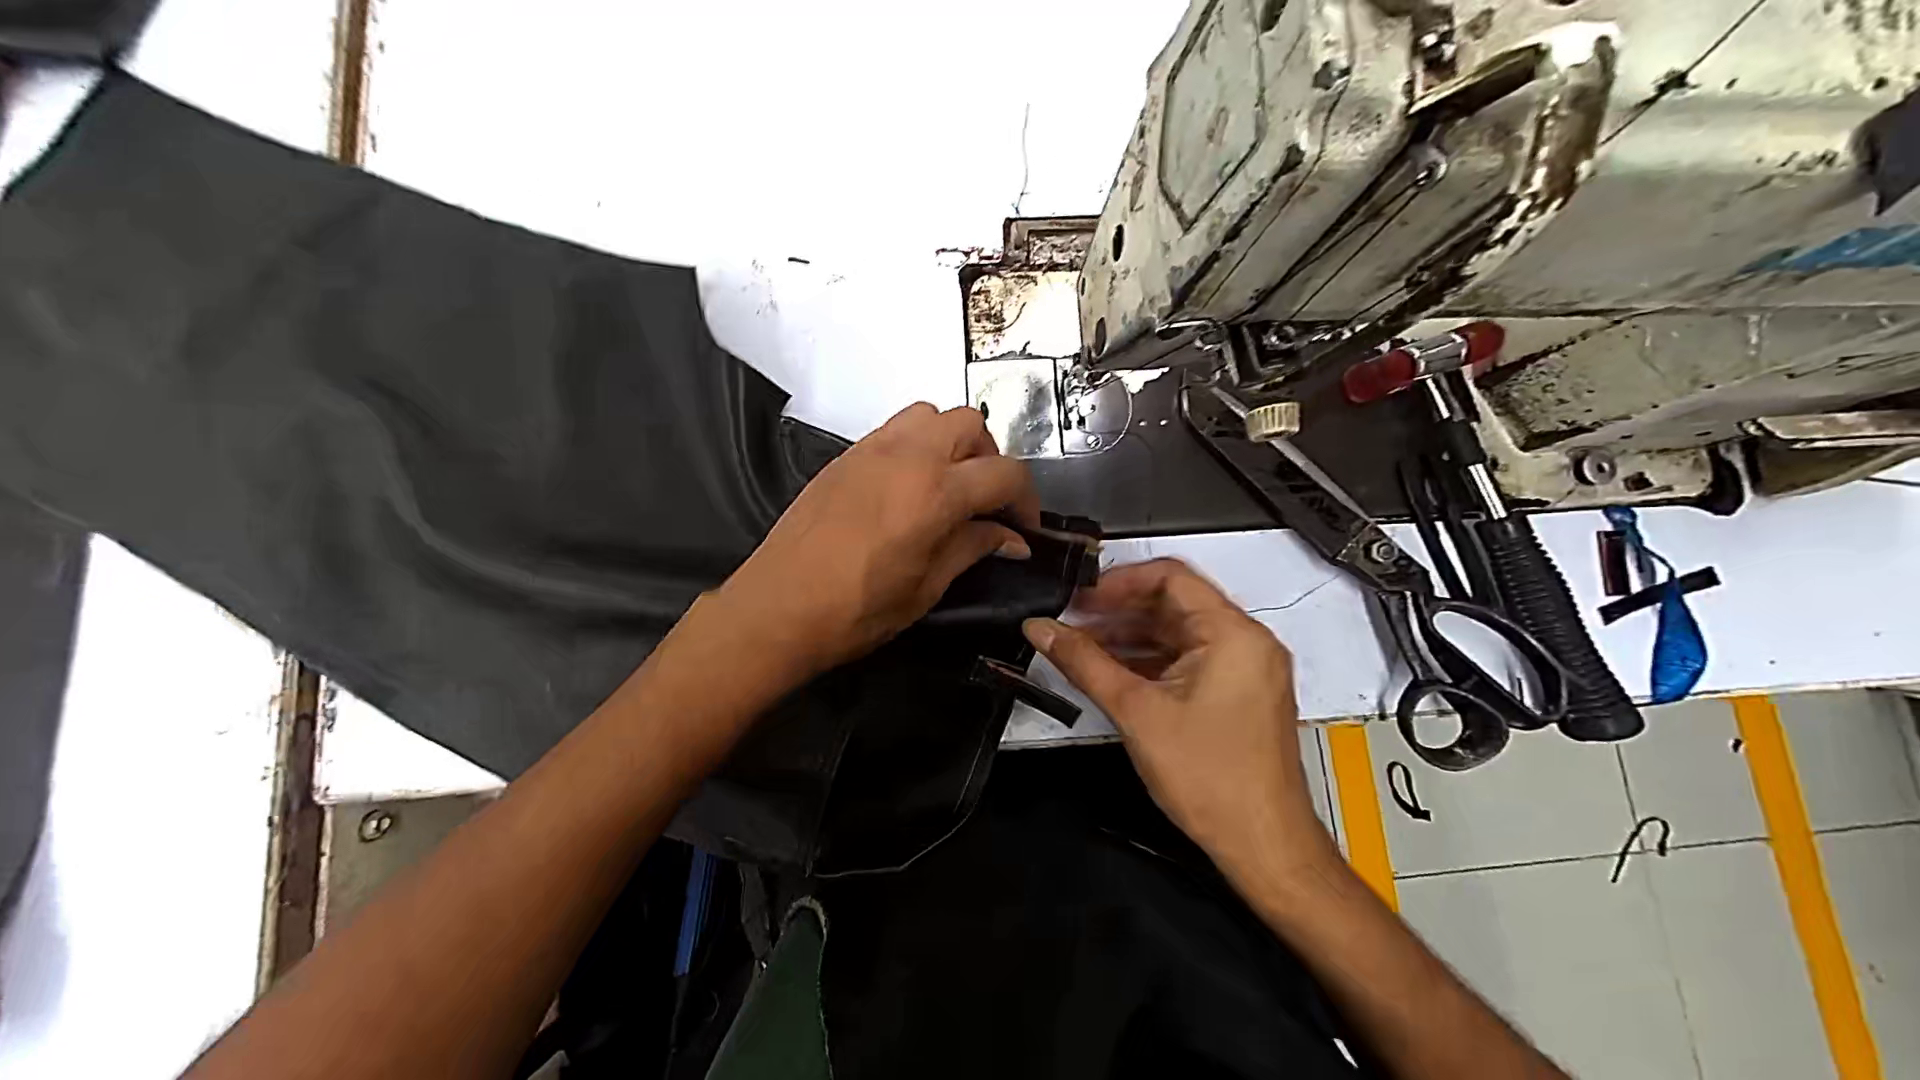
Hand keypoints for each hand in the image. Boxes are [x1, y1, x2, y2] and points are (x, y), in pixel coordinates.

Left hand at [714, 402, 1038, 678]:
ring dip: (953, 441)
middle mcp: (906, 457)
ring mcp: (871, 450)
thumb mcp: (927, 587)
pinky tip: (912, 485)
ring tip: (951, 484)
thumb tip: (1006, 538)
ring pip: (931, 415)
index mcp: (934, 492)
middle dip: (991, 459)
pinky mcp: (846, 457)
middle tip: (988, 501)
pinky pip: (895, 429)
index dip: (1025, 500)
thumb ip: (973, 549)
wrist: (778, 609)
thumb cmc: (850, 609)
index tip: (1023, 525)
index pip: (1005, 473)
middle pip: (971, 425)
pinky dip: (917, 444)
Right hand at [1022, 559, 1335, 877]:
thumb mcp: (1135, 711)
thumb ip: (1083, 662)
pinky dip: (1149, 659)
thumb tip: (1046, 630)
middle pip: (1172, 603)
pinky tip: (1113, 671)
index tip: (1084, 596)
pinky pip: (1186, 658)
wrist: (1261, 844)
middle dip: (1118, 610)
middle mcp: (1246, 644)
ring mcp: (1244, 669)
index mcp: (1233, 635)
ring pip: (1177, 632)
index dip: (1119, 582)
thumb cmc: (1220, 784)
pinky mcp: (1236, 692)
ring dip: (1130, 636)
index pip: (1170, 576)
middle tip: (1075, 619)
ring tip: (1084, 646)